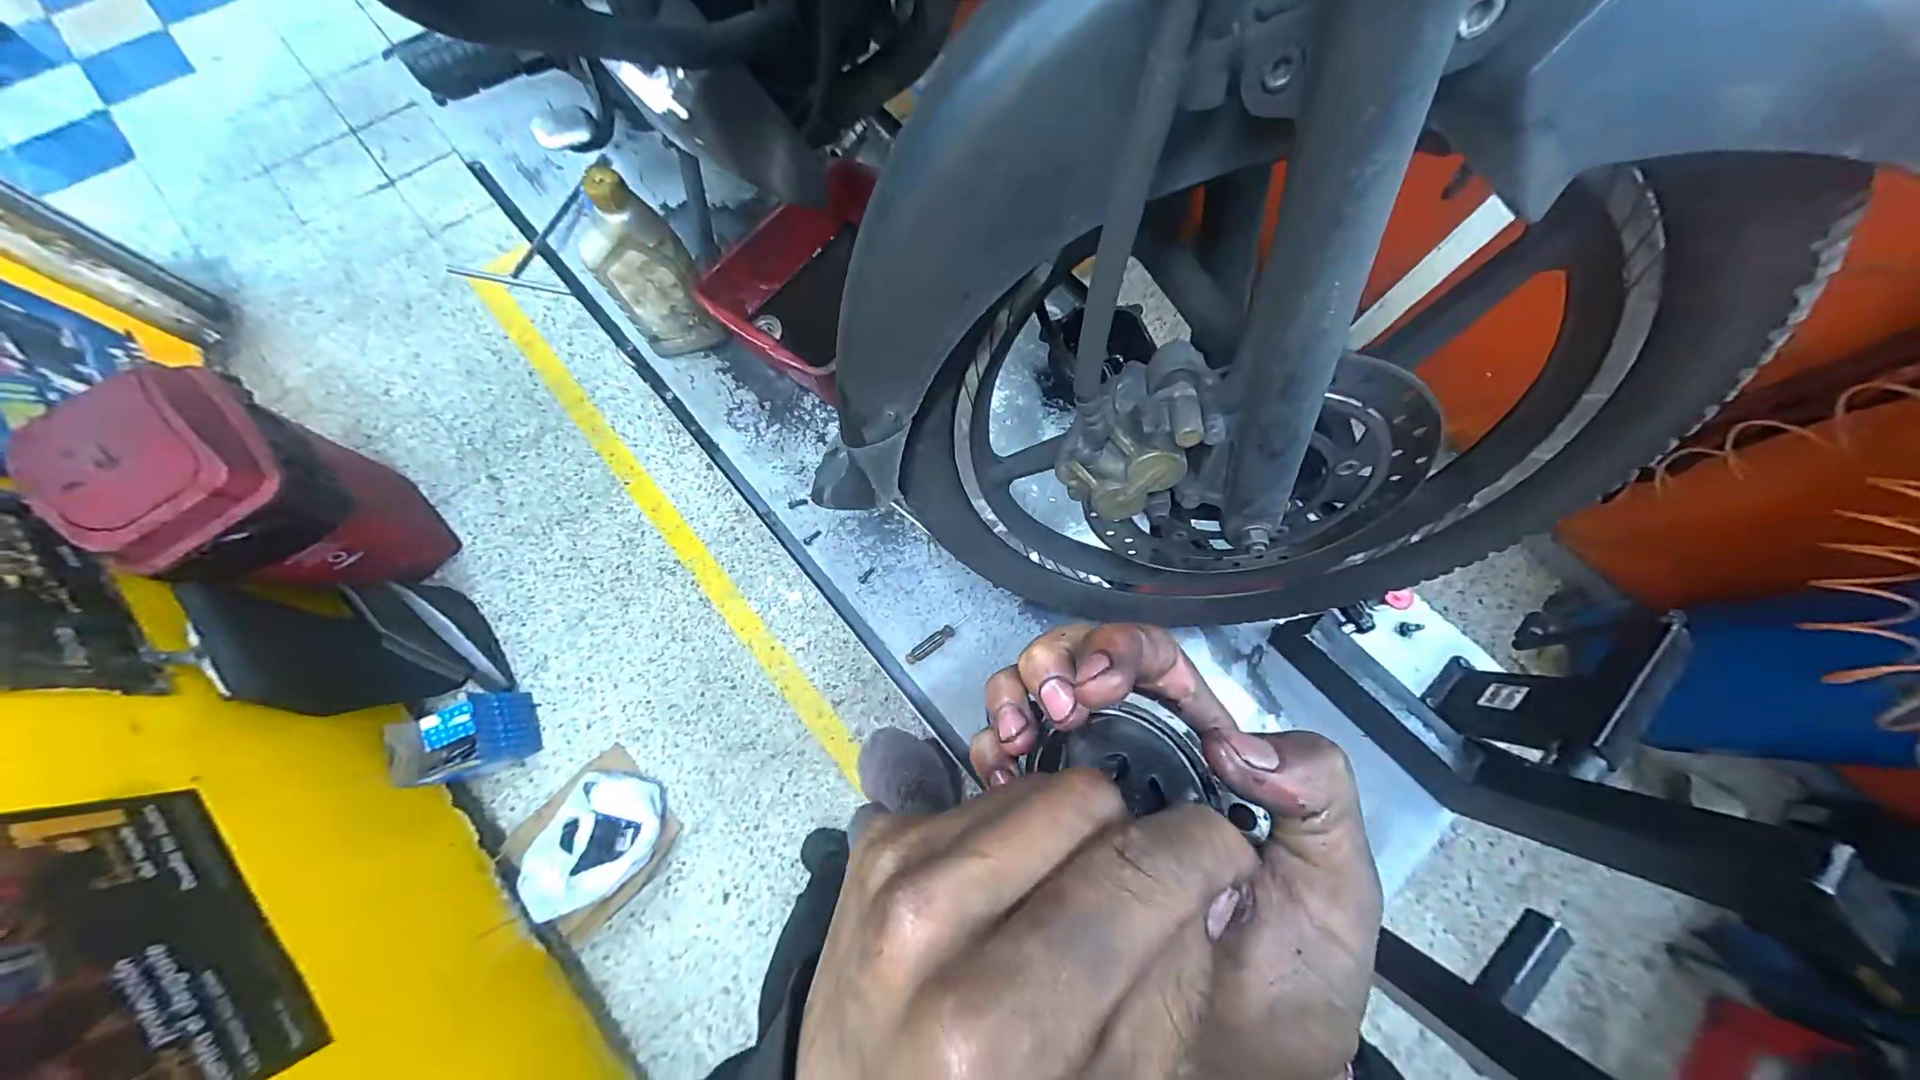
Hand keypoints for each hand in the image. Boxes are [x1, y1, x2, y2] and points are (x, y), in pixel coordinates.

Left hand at [797, 769, 1258, 1078]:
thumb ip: (1169, 985)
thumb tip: (1205, 878)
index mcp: (989, 1024)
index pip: (1130, 877)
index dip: (1201, 848)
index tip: (1223, 850)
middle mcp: (925, 922)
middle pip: (1081, 801)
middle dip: (1130, 833)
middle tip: (1135, 880)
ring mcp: (891, 867)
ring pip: (1035, 786)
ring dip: (1069, 829)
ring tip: (1063, 889)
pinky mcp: (874, 839)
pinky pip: (983, 795)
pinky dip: (1014, 831)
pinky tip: (1006, 885)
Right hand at [971, 624, 1382, 1079]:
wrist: (1221, 1065)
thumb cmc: (1281, 981)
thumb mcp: (1327, 885)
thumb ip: (1320, 796)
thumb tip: (1238, 744)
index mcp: (1199, 748)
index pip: (1156, 665)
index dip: (1123, 652)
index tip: (1098, 681)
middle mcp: (1136, 753)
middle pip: (1086, 664)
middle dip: (1058, 664)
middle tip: (1052, 704)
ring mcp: (1085, 782)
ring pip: (1040, 700)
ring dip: (1020, 695)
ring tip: (1017, 732)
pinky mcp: (1045, 819)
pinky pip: (1011, 758)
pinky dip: (996, 745)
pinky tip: (999, 769)